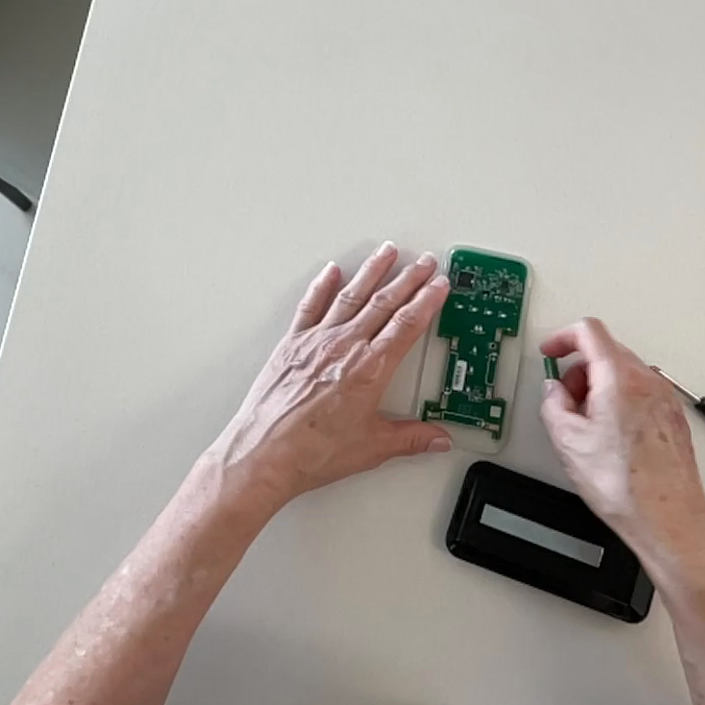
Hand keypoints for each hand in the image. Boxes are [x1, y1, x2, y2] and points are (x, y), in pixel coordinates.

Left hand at [200, 242, 452, 516]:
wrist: (265, 452)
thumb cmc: (312, 450)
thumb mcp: (371, 447)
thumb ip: (410, 439)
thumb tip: (435, 438)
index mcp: (371, 368)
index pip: (408, 324)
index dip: (427, 300)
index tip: (439, 285)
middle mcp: (345, 346)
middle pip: (385, 302)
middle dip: (409, 279)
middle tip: (425, 262)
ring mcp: (317, 341)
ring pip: (352, 295)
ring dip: (372, 271)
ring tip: (387, 252)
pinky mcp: (293, 344)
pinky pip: (311, 306)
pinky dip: (323, 286)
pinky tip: (332, 272)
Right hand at [539, 319, 704, 565]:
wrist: (668, 521)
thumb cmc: (624, 486)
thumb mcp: (567, 441)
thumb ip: (552, 403)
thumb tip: (553, 391)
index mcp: (619, 378)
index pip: (589, 331)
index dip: (562, 337)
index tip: (550, 352)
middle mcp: (648, 381)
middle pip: (607, 350)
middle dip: (579, 368)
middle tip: (564, 398)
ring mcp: (665, 398)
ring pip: (623, 372)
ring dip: (599, 385)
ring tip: (587, 423)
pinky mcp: (674, 417)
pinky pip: (640, 392)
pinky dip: (619, 399)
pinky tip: (609, 434)